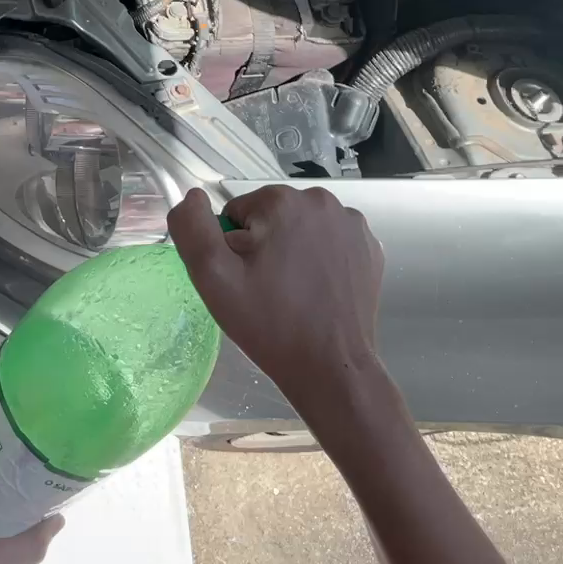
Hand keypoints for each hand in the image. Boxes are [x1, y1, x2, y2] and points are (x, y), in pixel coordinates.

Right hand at [167, 186, 385, 397]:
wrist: (331, 367)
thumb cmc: (268, 321)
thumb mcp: (212, 275)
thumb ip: (192, 227)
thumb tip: (194, 196)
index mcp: (281, 201)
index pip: (237, 214)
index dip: (234, 248)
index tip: (246, 279)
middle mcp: (320, 200)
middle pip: (269, 217)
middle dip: (263, 247)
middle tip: (266, 288)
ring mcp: (351, 224)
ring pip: (299, 228)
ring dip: (291, 251)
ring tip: (293, 292)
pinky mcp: (370, 247)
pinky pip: (329, 242)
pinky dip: (320, 260)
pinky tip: (318, 290)